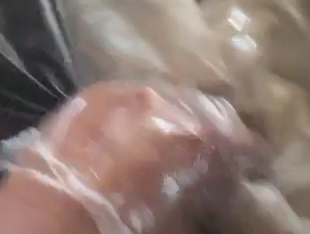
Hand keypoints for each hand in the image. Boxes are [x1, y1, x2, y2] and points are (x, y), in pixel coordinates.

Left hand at [0, 82, 266, 233]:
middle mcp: (160, 97)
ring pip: (163, 95)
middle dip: (212, 128)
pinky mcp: (92, 92)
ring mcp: (123, 88)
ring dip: (174, 115)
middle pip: (200, 107)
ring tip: (179, 138)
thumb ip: (206, 193)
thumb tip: (215, 187)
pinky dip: (141, 111)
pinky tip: (142, 128)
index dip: (249, 152)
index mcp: (191, 130)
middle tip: (218, 151)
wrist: (53, 213)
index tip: (257, 163)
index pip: (238, 136)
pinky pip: (128, 95)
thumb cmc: (126, 223)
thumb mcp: (182, 217)